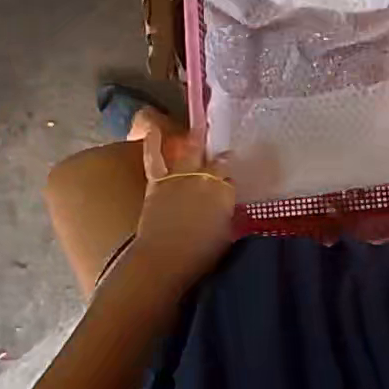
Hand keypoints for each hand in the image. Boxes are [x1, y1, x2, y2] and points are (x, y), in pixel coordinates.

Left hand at [131, 126, 235, 280]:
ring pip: (191, 152)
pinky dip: (154, 143)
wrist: (165, 258)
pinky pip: (155, 158)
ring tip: (200, 130)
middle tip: (225, 154)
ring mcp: (181, 177)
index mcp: (225, 192)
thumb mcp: (227, 235)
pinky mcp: (158, 182)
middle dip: (221, 158)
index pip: (232, 177)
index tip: (235, 178)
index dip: (232, 176)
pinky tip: (153, 130)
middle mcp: (206, 178)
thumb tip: (228, 209)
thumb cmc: (202, 254)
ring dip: (196, 141)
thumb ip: (229, 216)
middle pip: (217, 161)